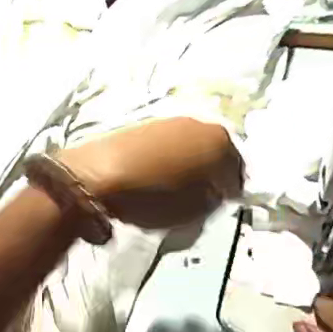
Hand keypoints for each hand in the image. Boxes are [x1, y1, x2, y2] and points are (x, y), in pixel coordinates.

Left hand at [57, 117, 242, 230]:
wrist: (95, 178)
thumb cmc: (153, 198)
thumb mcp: (195, 210)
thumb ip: (214, 199)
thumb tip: (215, 192)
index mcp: (219, 140)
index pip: (237, 170)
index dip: (230, 191)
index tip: (221, 206)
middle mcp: (197, 123)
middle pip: (212, 154)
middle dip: (209, 175)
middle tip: (200, 199)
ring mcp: (167, 122)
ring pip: (187, 149)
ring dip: (186, 167)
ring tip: (173, 192)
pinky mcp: (139, 127)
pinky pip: (164, 149)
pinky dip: (164, 163)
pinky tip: (151, 181)